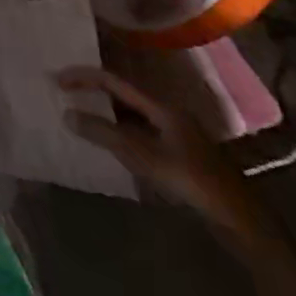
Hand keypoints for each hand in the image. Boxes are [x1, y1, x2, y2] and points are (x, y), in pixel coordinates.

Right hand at [59, 66, 295, 295]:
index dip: (83, 77)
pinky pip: (137, 130)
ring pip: (130, 114)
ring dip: (103, 112)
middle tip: (63, 93)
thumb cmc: (190, 178)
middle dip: (91, 92)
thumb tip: (67, 114)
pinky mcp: (177, 150)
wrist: (240, 218)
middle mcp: (168, 113)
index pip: (114, 81)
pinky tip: (105, 139)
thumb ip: (103, 132)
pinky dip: (116, 129)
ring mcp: (175, 132)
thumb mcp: (141, 154)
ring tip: (77, 114)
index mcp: (162, 107)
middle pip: (122, 95)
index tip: (55, 80)